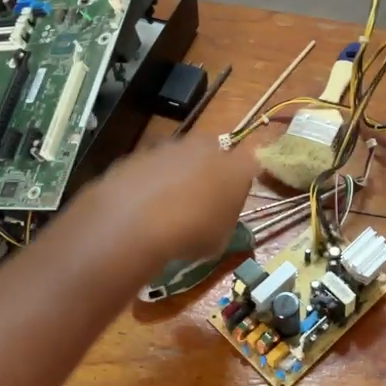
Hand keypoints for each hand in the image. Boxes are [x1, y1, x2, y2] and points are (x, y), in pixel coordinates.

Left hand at [77, 134, 257, 264]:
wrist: (136, 224)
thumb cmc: (191, 234)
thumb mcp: (221, 239)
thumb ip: (225, 219)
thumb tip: (218, 215)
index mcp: (235, 168)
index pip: (249, 164)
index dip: (241, 180)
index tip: (232, 198)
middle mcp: (205, 148)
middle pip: (213, 153)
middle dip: (209, 172)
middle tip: (200, 200)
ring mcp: (169, 147)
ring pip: (180, 158)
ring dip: (177, 176)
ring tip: (166, 207)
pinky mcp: (139, 154)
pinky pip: (152, 167)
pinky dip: (150, 181)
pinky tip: (142, 206)